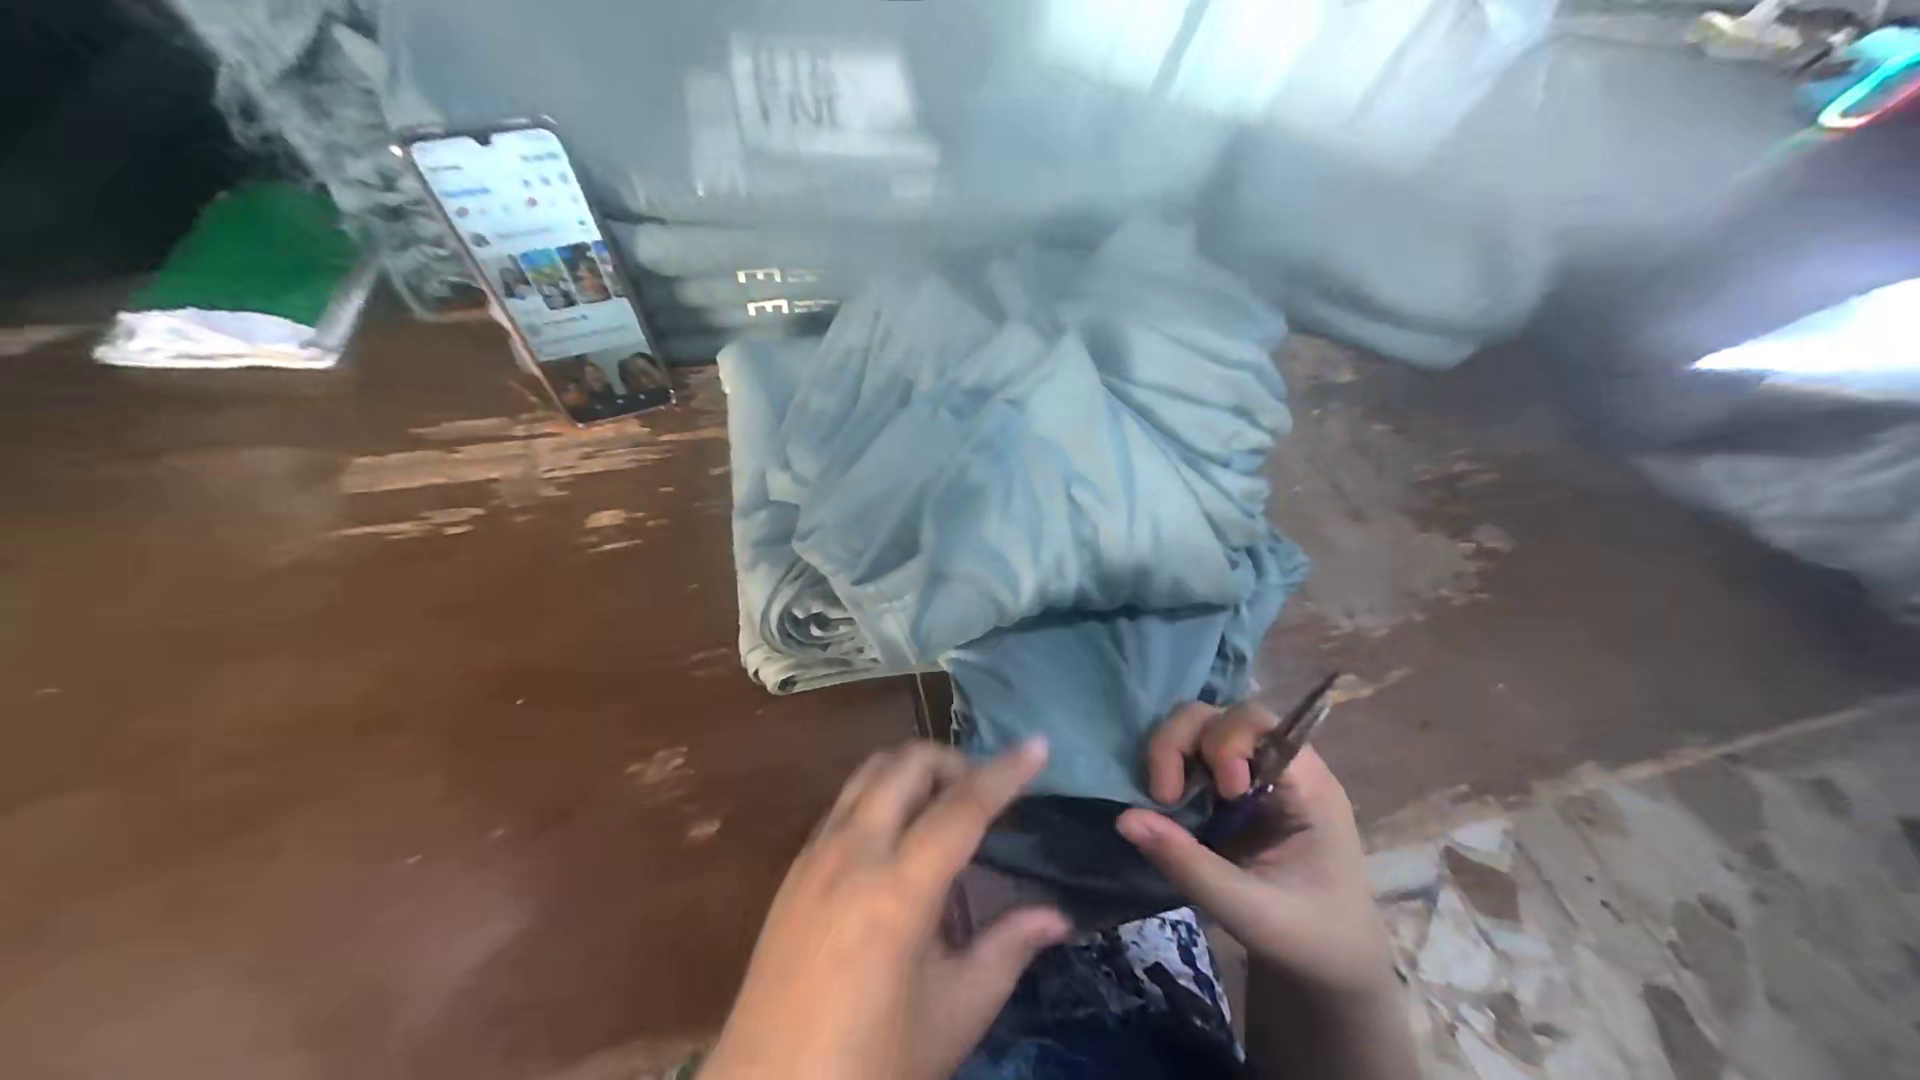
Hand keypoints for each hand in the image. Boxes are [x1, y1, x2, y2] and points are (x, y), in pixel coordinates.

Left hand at [702, 739, 1070, 1079]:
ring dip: (912, 771)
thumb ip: (1008, 950)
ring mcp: (815, 855)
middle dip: (952, 761)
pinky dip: (880, 794)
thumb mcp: (954, 1014)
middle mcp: (852, 853)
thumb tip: (1057, 915)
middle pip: (906, 765)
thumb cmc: (872, 1064)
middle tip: (984, 793)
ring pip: (868, 772)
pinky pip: (844, 802)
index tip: (1037, 745)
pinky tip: (896, 838)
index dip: (1005, 772)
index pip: (962, 808)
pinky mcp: (794, 868)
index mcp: (897, 890)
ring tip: (943, 806)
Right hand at [1117, 703, 1393, 995]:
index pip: (1258, 722)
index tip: (1223, 794)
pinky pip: (1190, 753)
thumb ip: (1189, 864)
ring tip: (1165, 800)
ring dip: (1171, 752)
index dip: (1227, 742)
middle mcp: (1276, 765)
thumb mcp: (1250, 911)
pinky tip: (1166, 803)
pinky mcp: (1227, 787)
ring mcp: (1249, 772)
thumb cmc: (1308, 936)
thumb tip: (1124, 818)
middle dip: (1181, 743)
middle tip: (1166, 796)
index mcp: (1306, 784)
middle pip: (1218, 715)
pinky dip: (1169, 767)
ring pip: (1198, 727)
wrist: (1329, 963)